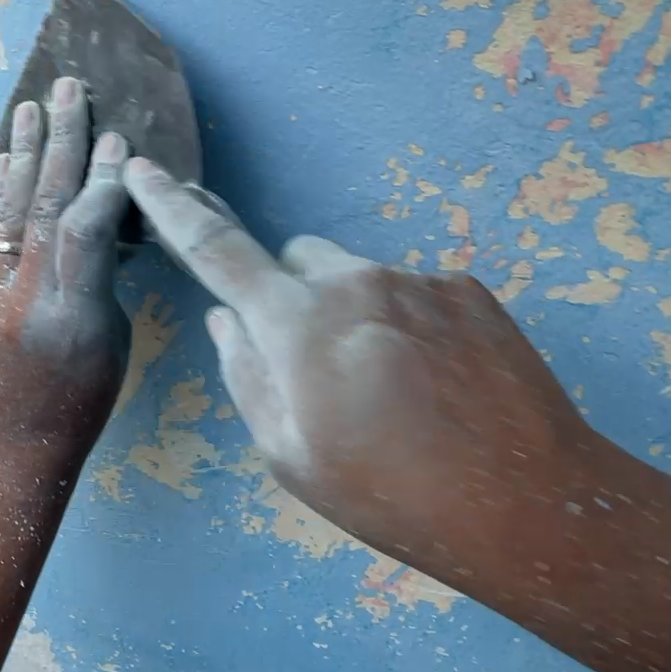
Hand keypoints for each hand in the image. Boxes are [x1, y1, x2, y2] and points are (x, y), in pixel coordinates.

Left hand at [0, 78, 131, 475]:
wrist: (11, 451)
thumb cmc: (80, 405)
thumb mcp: (112, 344)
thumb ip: (102, 280)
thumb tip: (99, 226)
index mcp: (73, 318)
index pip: (83, 231)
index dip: (103, 182)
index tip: (119, 142)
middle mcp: (26, 298)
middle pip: (44, 206)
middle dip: (60, 143)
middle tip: (68, 90)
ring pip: (12, 210)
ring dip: (26, 153)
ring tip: (31, 105)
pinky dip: (3, 190)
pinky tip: (7, 159)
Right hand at [125, 158, 605, 583]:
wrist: (527, 503)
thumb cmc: (389, 494)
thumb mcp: (289, 455)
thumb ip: (246, 375)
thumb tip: (224, 317)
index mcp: (297, 323)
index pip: (217, 249)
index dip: (172, 206)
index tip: (143, 168)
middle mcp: (352, 280)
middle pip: (294, 258)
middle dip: (290, 293)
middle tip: (319, 363)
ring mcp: (414, 277)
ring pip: (354, 275)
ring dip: (351, 309)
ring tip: (390, 380)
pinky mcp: (466, 286)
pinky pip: (409, 287)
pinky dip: (404, 319)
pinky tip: (435, 375)